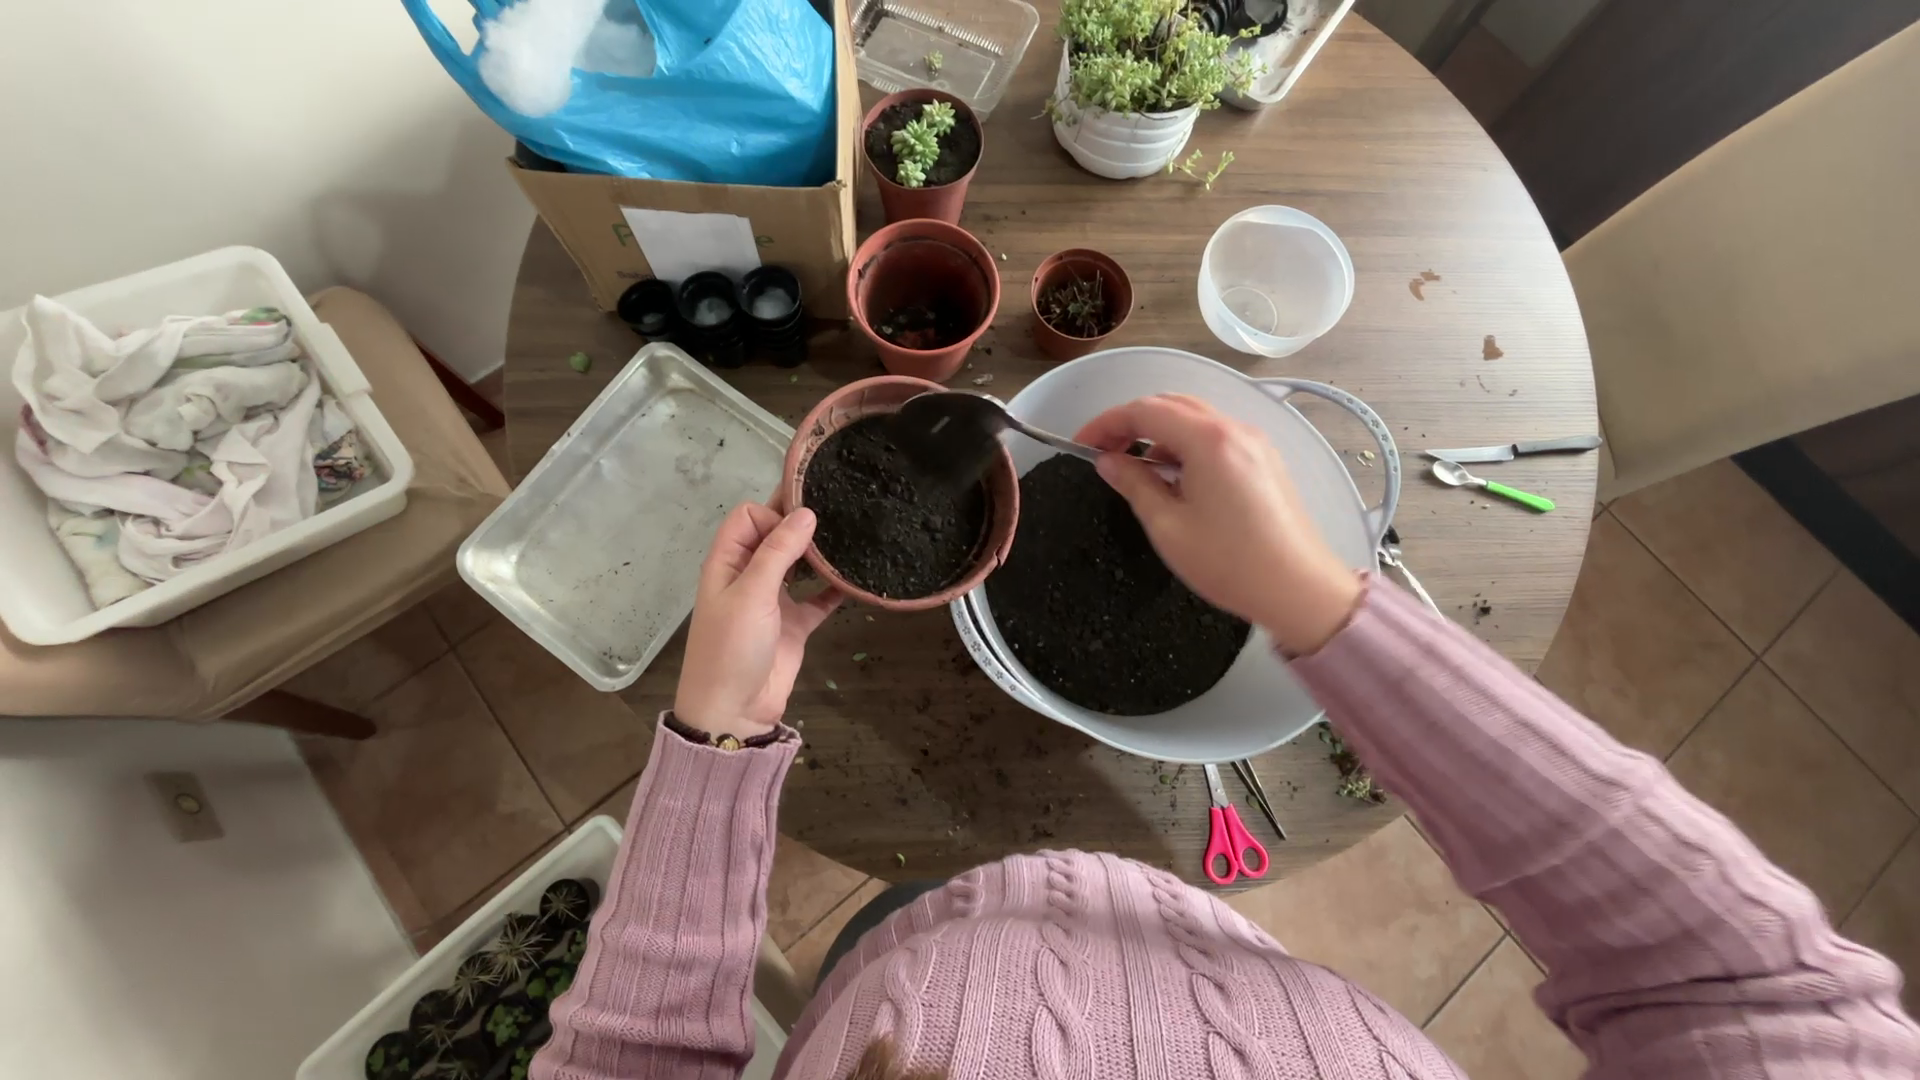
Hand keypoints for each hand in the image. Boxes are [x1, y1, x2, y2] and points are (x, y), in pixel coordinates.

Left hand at [675, 503, 842, 739]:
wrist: (734, 711)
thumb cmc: (731, 647)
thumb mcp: (751, 594)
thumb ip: (778, 552)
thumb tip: (807, 513)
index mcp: (728, 563)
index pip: (749, 518)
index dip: (773, 514)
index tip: (802, 524)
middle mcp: (750, 576)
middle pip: (775, 536)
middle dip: (801, 524)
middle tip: (839, 513)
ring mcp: (774, 600)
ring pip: (799, 564)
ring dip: (819, 554)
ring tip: (852, 538)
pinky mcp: (795, 624)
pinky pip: (819, 599)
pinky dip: (834, 589)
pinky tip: (856, 578)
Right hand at [1076, 394, 1361, 653]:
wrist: (1299, 589)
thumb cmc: (1230, 563)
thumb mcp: (1168, 526)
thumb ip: (1135, 485)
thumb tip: (1109, 462)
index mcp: (1209, 441)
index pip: (1145, 411)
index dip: (1106, 423)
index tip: (1081, 445)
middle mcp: (1235, 430)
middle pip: (1171, 405)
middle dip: (1131, 422)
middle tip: (1103, 451)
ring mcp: (1254, 443)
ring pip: (1194, 418)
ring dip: (1158, 432)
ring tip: (1134, 467)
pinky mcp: (1264, 461)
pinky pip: (1216, 436)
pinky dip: (1185, 444)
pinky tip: (1173, 476)